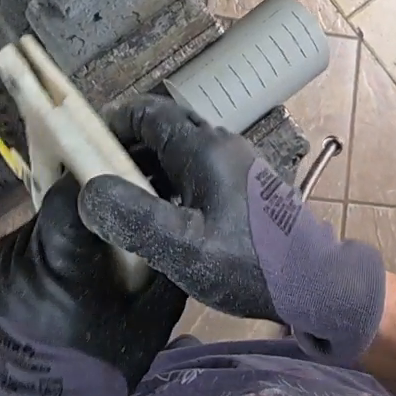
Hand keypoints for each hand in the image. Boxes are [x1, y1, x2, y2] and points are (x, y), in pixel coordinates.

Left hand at [0, 175, 185, 395]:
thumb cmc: (103, 367)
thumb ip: (161, 257)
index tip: (122, 176)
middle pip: (57, 205)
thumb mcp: (152, 315)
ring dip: (65, 232)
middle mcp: (20, 258)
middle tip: (113, 222)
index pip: (68, 191)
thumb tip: (172, 213)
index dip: (96, 175)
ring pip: (39, 225)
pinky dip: (43, 254)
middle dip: (87, 207)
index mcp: (62, 262)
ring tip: (88, 258)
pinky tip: (62, 280)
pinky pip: (21, 250)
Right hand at [77, 96, 385, 364]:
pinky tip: (157, 216)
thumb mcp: (184, 247)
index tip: (81, 142)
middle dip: (127, 146)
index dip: (114, 121)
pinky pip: (196, 172)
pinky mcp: (244, 187)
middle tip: (91, 175)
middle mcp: (221, 145)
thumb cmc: (249, 263)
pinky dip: (169, 183)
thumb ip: (134, 218)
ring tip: (116, 198)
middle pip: (165, 130)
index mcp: (205, 149)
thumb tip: (87, 191)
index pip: (150, 114)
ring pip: (181, 152)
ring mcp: (236, 165)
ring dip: (147, 166)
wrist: (314, 281)